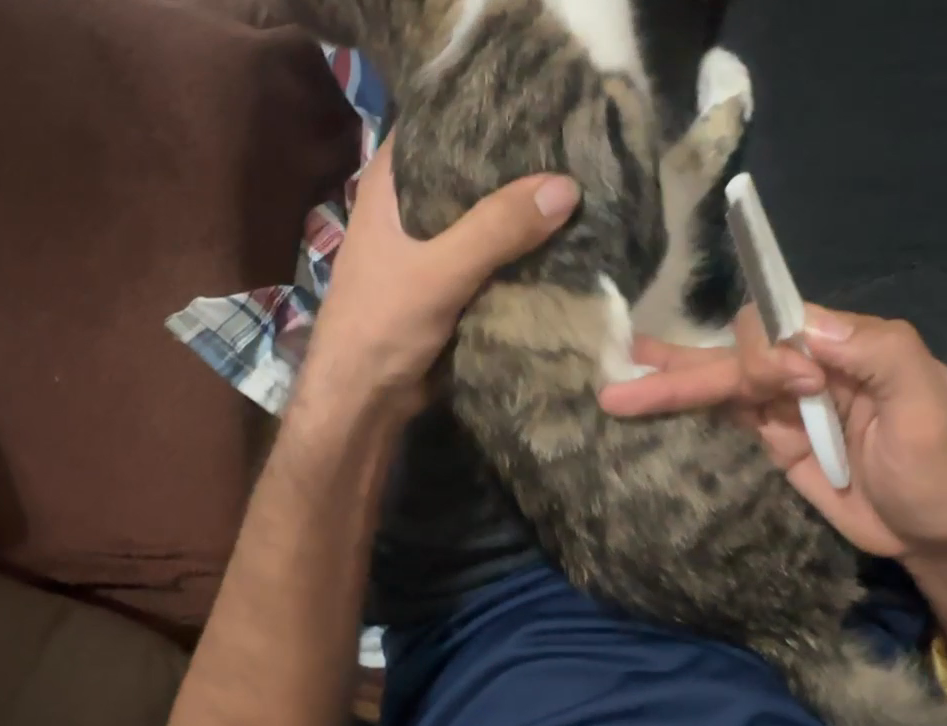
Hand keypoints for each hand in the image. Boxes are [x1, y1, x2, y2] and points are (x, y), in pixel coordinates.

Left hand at [300, 134, 582, 419]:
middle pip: (467, 172)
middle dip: (514, 164)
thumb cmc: (381, 326)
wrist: (365, 402)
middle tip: (575, 144)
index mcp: (390, 187)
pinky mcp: (450, 287)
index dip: (479, 110)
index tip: (536, 102)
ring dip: (523, 212)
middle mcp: (409, 210)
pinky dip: (521, 254)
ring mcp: (431, 250)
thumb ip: (495, 230)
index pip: (435, 125)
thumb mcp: (438, 272)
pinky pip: (492, 260)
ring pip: (483, 218)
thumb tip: (565, 187)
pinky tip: (562, 242)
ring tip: (581, 185)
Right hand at [599, 305, 946, 557]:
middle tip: (629, 379)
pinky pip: (727, 417)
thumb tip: (806, 326)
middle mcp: (808, 369)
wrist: (937, 533)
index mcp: (847, 347)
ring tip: (615, 386)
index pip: (784, 327)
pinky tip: (651, 402)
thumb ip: (876, 353)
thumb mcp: (927, 404)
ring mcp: (787, 408)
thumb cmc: (943, 467)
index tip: (798, 389)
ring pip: (720, 385)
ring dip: (668, 383)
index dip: (771, 352)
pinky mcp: (775, 442)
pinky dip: (688, 409)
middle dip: (683, 368)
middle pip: (735, 356)